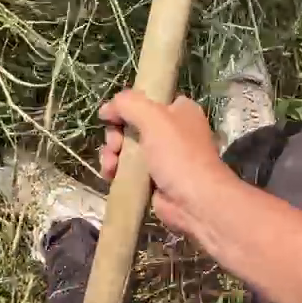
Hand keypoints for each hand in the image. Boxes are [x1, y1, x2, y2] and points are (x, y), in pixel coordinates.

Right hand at [99, 90, 243, 240]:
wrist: (195, 202)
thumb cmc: (178, 154)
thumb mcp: (153, 118)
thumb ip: (127, 104)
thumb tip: (105, 109)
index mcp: (179, 111)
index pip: (146, 100)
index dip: (125, 107)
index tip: (109, 117)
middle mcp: (172, 131)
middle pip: (131, 125)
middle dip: (115, 136)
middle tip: (114, 146)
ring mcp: (162, 156)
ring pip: (126, 148)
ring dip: (112, 154)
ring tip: (110, 166)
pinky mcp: (153, 178)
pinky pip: (127, 169)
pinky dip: (116, 170)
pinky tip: (110, 175)